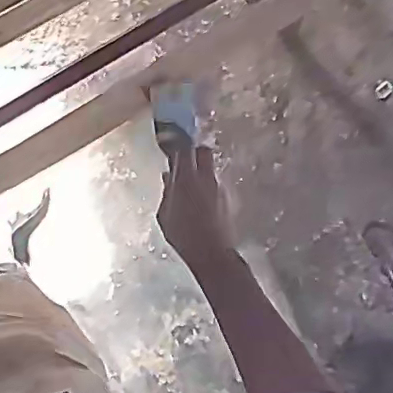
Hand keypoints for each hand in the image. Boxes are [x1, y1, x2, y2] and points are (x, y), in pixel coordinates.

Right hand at [157, 142, 237, 271]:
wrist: (211, 252)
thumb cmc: (182, 235)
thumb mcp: (165, 214)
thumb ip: (167, 192)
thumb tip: (168, 177)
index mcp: (186, 179)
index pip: (183, 149)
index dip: (176, 141)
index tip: (169, 140)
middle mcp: (205, 179)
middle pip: (203, 152)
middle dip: (193, 152)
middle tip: (183, 160)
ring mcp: (219, 188)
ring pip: (209, 169)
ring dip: (200, 171)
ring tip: (189, 186)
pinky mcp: (227, 199)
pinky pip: (214, 185)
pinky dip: (206, 187)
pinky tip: (199, 202)